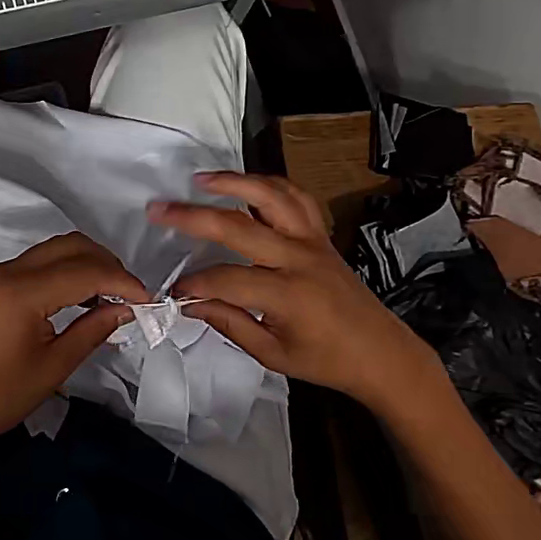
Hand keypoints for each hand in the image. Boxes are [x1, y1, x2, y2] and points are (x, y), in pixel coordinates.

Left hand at [0, 232, 146, 498]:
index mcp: (22, 292)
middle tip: (131, 295)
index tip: (148, 300)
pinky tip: (83, 296)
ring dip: (88, 263)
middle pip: (71, 245)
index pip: (86, 270)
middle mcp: (9, 271)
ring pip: (55, 249)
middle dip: (108, 263)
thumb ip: (93, 329)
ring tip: (112, 296)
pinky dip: (67, 270)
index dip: (123, 281)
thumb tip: (126, 309)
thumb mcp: (53, 368)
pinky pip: (40, 262)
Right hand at [150, 172, 441, 408]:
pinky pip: (297, 198)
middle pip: (238, 226)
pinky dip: (271, 185)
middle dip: (192, 218)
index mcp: (286, 295)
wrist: (381, 352)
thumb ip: (229, 323)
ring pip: (271, 196)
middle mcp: (298, 258)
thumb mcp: (272, 353)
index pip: (225, 280)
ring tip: (201, 179)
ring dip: (234, 183)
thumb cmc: (326, 360)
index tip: (173, 292)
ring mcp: (313, 240)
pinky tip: (249, 185)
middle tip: (159, 211)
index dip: (193, 284)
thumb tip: (189, 303)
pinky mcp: (322, 234)